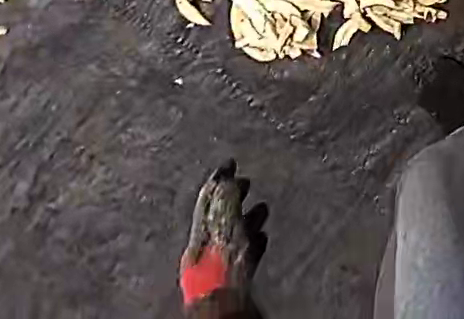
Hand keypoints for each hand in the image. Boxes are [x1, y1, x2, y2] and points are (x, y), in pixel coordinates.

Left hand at [181, 161, 268, 318]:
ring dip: (248, 217)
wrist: (224, 317)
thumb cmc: (222, 277)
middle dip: (235, 195)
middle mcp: (206, 249)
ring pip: (234, 234)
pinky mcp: (232, 284)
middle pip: (220, 214)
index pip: (209, 197)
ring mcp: (218, 265)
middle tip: (247, 180)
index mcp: (199, 236)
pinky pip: (243, 255)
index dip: (220, 176)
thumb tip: (226, 180)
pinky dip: (254, 242)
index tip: (232, 160)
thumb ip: (225, 207)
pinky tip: (263, 238)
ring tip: (263, 207)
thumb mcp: (224, 233)